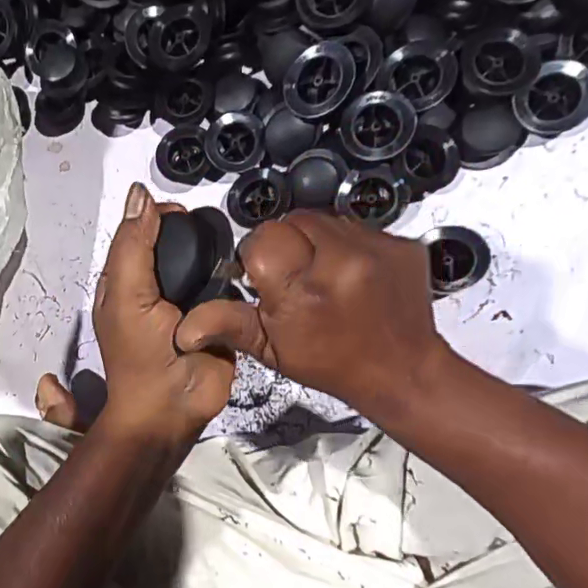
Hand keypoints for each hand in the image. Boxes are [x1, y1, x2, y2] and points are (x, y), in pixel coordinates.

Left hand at [61, 184, 235, 446]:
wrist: (172, 409)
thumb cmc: (140, 356)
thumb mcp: (126, 295)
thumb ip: (132, 245)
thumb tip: (140, 193)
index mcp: (128, 279)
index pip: (144, 231)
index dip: (160, 217)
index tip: (182, 216)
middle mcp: (159, 287)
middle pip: (178, 245)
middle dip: (193, 237)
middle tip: (212, 236)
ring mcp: (191, 303)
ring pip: (207, 263)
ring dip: (218, 258)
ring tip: (229, 257)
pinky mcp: (220, 318)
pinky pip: (230, 290)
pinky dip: (235, 282)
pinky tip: (243, 275)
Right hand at [175, 209, 450, 418]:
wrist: (399, 369)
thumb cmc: (332, 363)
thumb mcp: (272, 351)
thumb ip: (229, 326)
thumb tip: (187, 328)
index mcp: (301, 291)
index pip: (263, 238)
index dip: (258, 255)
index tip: (266, 277)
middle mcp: (340, 262)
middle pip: (293, 220)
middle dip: (287, 243)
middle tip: (296, 278)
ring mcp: (375, 249)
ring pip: (326, 218)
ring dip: (317, 240)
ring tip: (324, 276)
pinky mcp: (400, 243)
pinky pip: (359, 225)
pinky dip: (348, 244)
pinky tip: (351, 273)